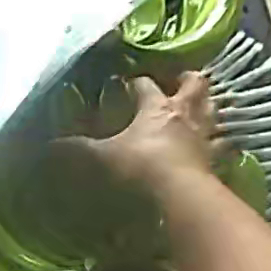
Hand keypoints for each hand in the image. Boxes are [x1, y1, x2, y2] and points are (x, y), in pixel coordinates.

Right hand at [62, 71, 219, 186]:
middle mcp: (186, 113)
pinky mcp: (214, 156)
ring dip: (208, 105)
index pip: (145, 85)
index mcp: (156, 107)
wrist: (177, 190)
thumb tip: (46, 144)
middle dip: (186, 79)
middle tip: (178, 81)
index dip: (134, 82)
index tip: (125, 83)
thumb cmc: (139, 165)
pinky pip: (224, 143)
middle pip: (194, 84)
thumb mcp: (100, 156)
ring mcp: (204, 133)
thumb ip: (76, 148)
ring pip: (214, 109)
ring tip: (200, 107)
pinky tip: (219, 143)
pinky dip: (222, 141)